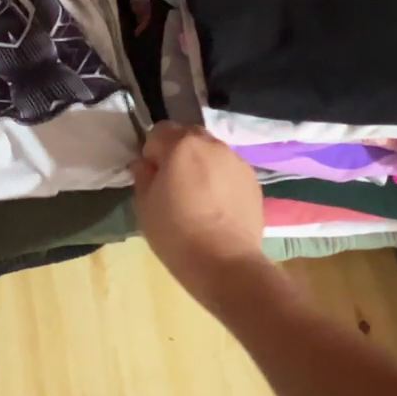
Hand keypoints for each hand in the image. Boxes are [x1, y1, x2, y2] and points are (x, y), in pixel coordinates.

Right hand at [131, 122, 274, 310]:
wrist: (225, 263)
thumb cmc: (176, 232)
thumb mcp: (144, 205)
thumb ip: (143, 176)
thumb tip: (145, 165)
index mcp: (181, 145)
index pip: (158, 132)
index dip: (152, 152)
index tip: (152, 176)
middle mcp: (212, 145)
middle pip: (188, 136)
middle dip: (178, 153)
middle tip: (173, 184)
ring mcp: (237, 161)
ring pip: (211, 153)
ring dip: (201, 165)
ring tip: (198, 197)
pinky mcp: (253, 181)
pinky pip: (229, 170)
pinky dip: (220, 180)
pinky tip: (217, 207)